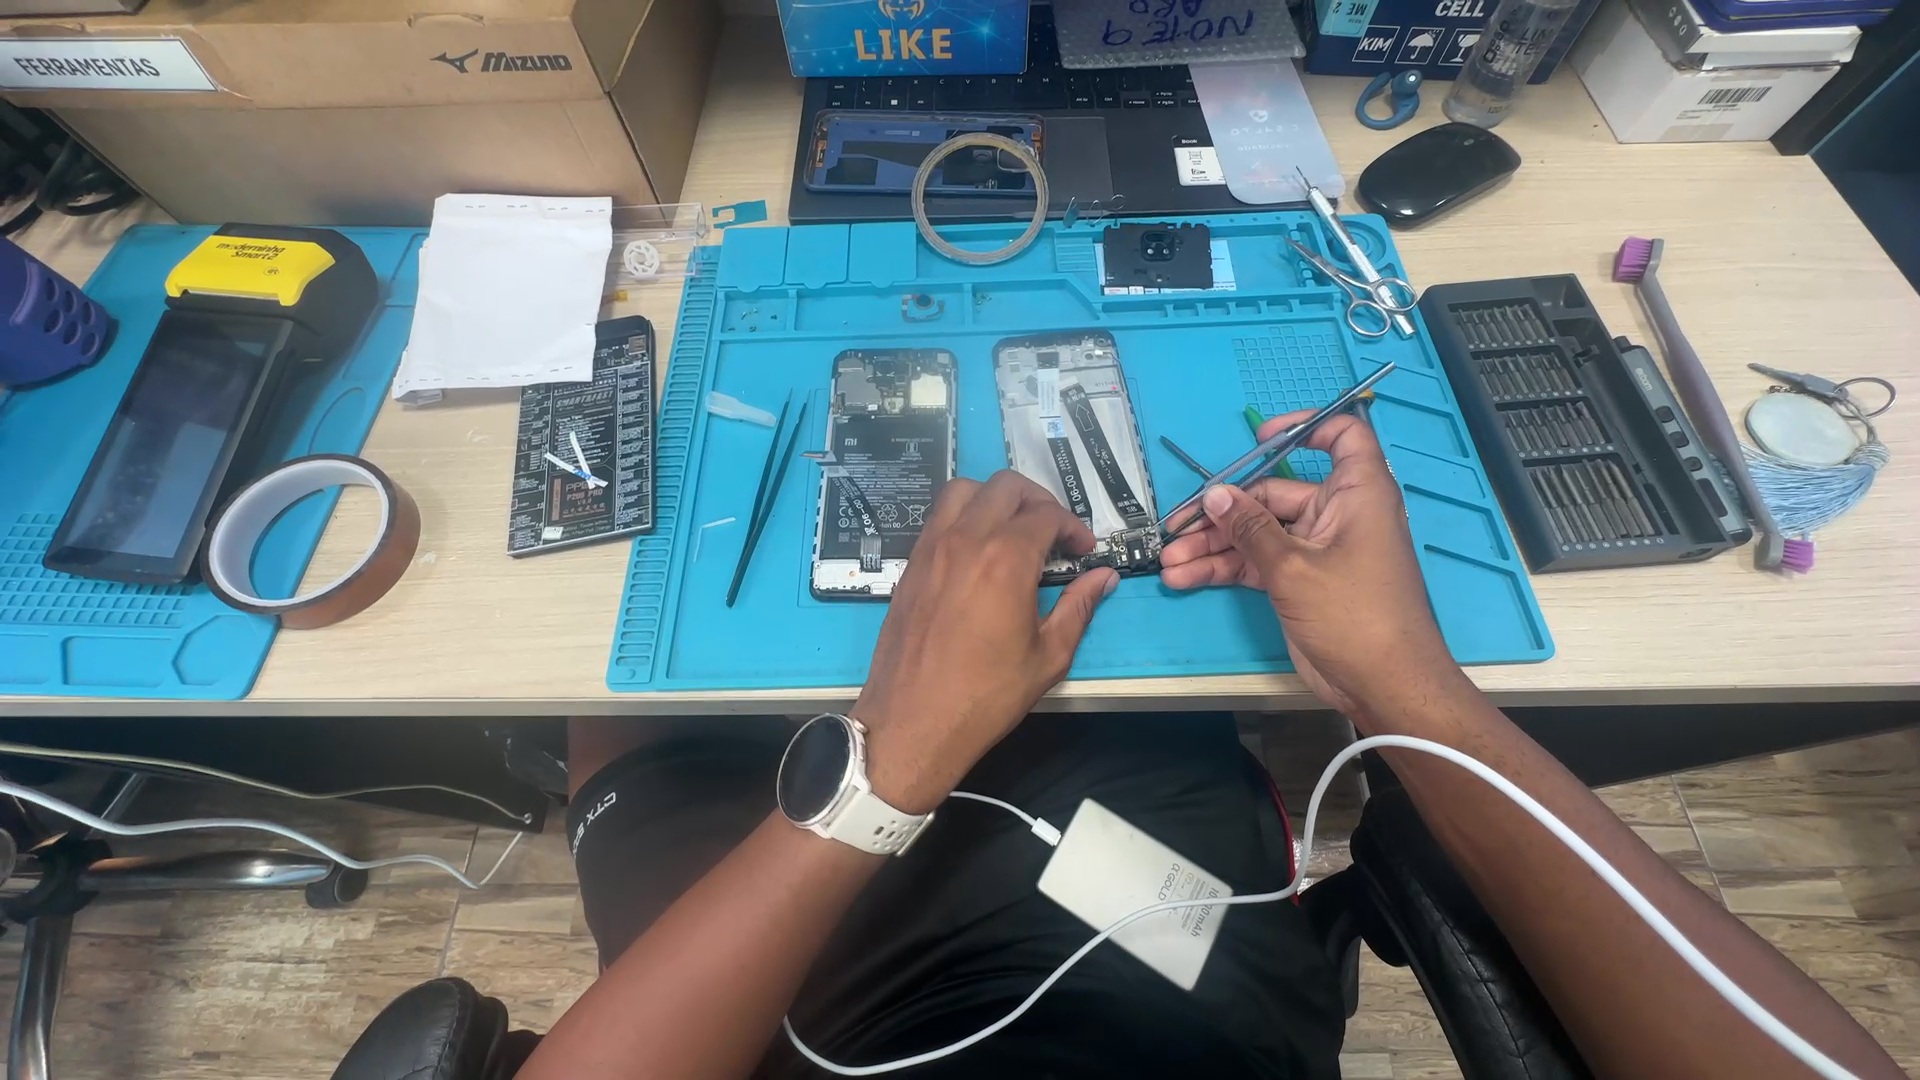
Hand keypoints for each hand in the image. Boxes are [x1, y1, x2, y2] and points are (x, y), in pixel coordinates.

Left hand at [857, 471, 1117, 812]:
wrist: (913, 722)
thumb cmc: (986, 696)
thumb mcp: (1047, 656)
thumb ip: (1078, 607)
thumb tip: (1104, 577)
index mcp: (1005, 559)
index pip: (1046, 515)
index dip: (1072, 527)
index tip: (1083, 551)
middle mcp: (965, 540)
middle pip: (1005, 487)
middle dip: (1039, 501)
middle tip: (1054, 533)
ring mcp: (931, 548)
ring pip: (964, 490)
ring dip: (995, 498)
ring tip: (1013, 528)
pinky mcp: (911, 564)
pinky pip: (938, 517)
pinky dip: (963, 515)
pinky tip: (977, 549)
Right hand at [1158, 410, 1461, 717]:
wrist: (1381, 684)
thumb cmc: (1353, 613)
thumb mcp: (1293, 566)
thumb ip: (1249, 527)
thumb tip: (1214, 495)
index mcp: (1355, 494)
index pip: (1342, 437)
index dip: (1304, 428)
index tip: (1258, 440)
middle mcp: (1334, 513)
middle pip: (1271, 495)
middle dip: (1221, 513)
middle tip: (1176, 529)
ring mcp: (1312, 548)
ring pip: (1254, 533)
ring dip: (1212, 547)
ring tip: (1170, 562)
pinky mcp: (1296, 579)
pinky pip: (1254, 562)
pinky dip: (1223, 569)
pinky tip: (1185, 578)